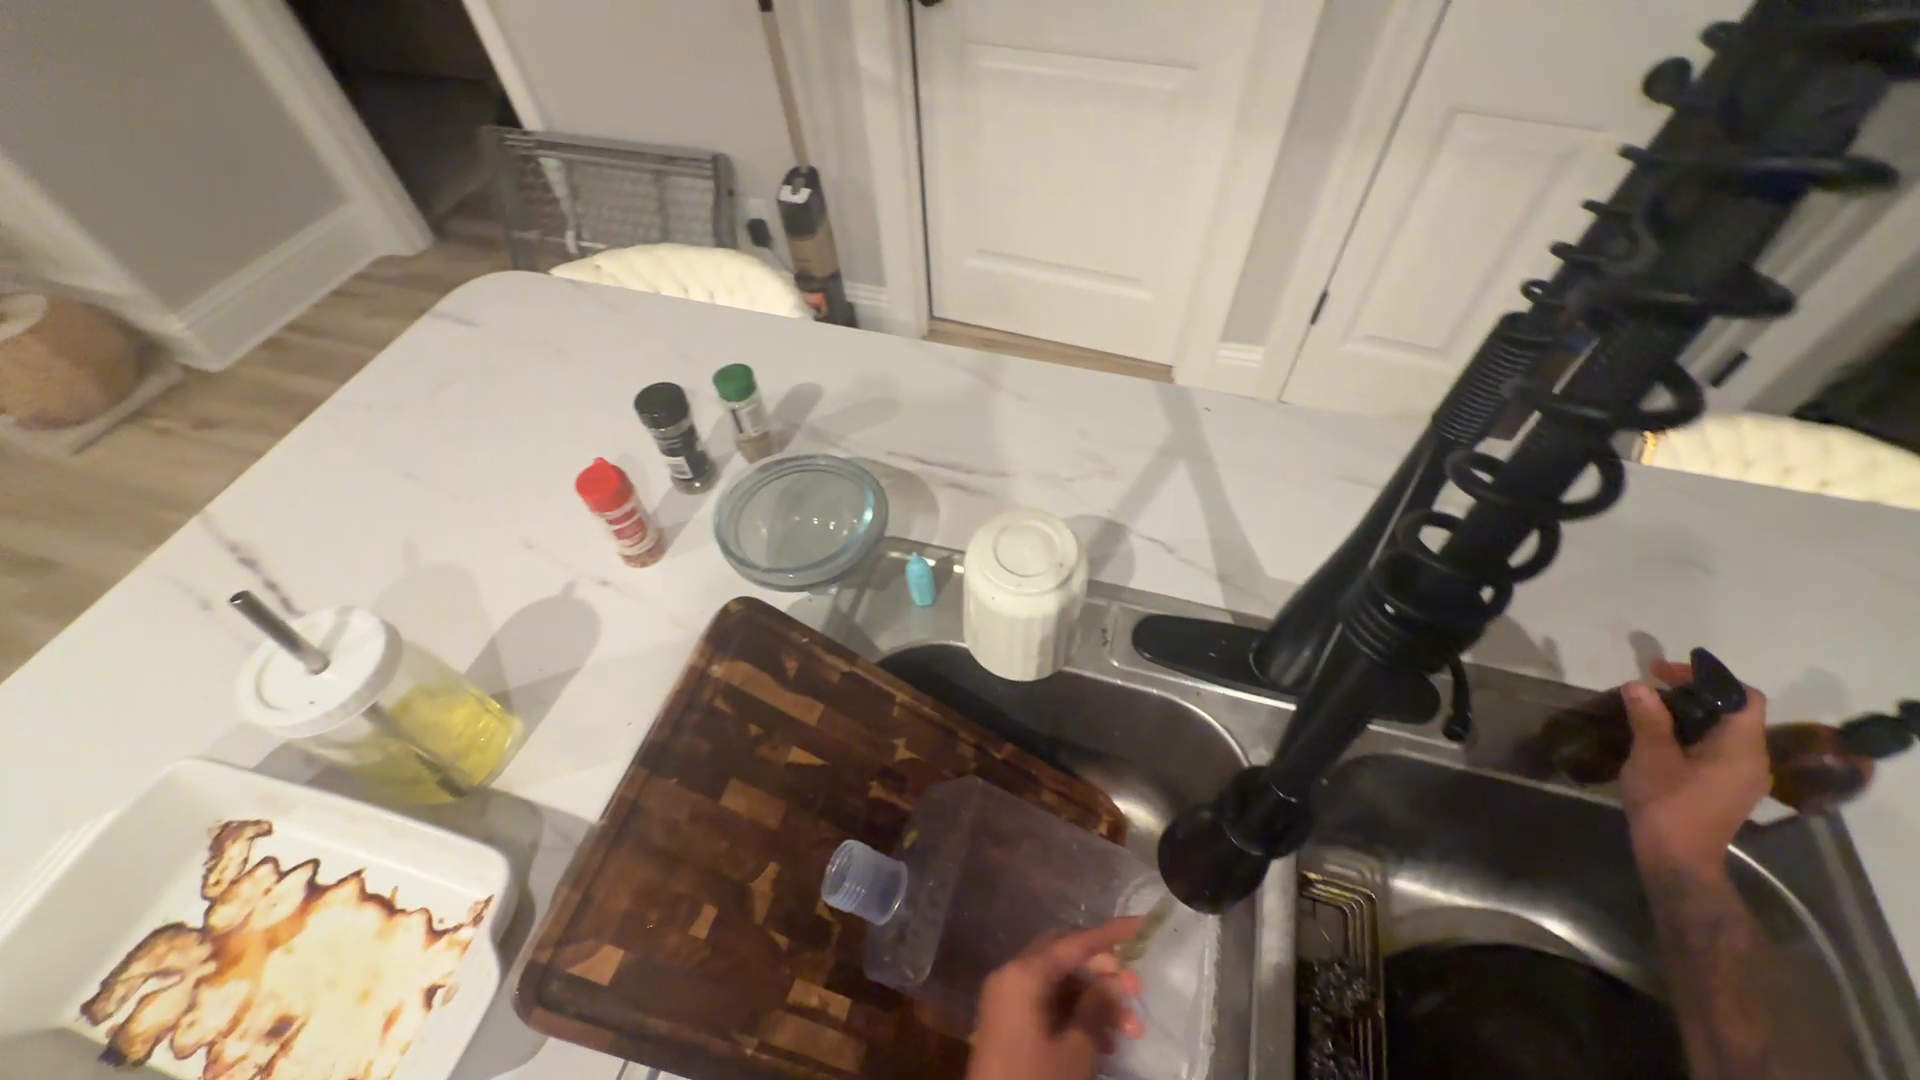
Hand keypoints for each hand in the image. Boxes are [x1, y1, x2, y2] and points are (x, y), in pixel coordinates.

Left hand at [965, 918, 1145, 1079]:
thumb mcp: (1075, 1049)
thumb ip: (1097, 1007)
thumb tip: (1115, 979)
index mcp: (1023, 974)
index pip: (1074, 942)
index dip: (1110, 934)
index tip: (1141, 926)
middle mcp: (1011, 976)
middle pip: (1065, 957)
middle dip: (1103, 972)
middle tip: (1136, 992)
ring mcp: (1007, 999)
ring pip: (1059, 984)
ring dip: (1094, 1000)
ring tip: (1130, 1030)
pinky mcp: (1009, 1022)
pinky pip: (1048, 1004)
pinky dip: (1076, 1015)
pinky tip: (1106, 1042)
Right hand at [1620, 658, 1772, 874]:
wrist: (1678, 858)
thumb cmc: (1668, 804)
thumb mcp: (1651, 756)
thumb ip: (1648, 718)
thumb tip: (1638, 685)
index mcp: (1742, 748)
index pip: (1745, 697)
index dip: (1709, 678)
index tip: (1666, 673)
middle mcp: (1754, 759)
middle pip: (1734, 713)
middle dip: (1693, 694)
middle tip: (1650, 688)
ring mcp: (1743, 777)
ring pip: (1724, 732)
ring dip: (1690, 715)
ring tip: (1649, 710)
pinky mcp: (1728, 788)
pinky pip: (1717, 749)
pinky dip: (1692, 735)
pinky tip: (1660, 739)